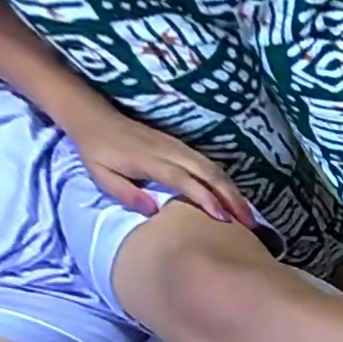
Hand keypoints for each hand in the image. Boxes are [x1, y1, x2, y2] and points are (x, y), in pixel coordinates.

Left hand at [68, 109, 255, 225]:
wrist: (92, 116)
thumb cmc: (97, 151)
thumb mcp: (100, 175)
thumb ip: (126, 194)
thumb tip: (155, 211)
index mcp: (150, 160)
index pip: (183, 179)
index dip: (205, 198)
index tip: (223, 219)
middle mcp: (169, 151)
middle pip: (209, 174)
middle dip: (232, 199)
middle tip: (250, 225)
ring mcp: (179, 147)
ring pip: (215, 170)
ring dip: (235, 194)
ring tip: (250, 218)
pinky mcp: (183, 148)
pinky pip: (212, 167)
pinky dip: (228, 185)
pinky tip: (237, 201)